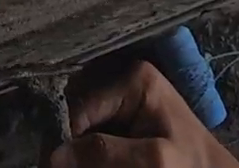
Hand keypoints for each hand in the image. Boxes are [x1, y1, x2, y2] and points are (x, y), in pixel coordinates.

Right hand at [49, 62, 238, 167]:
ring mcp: (122, 100)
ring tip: (62, 161)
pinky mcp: (122, 119)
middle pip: (79, 112)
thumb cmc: (190, 163)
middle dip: (67, 140)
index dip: (63, 135)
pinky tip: (80, 158)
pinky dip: (87, 151)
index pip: (82, 105)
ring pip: (82, 125)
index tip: (48, 161)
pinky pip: (94, 133)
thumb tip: (55, 156)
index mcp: (134, 78)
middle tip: (53, 161)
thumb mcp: (153, 160)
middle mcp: (123, 81)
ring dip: (75, 148)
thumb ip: (106, 153)